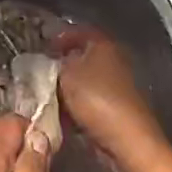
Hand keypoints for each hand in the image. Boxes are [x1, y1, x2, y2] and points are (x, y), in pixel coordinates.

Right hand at [52, 26, 164, 164]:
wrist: (128, 141)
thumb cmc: (96, 99)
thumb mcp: (66, 75)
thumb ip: (55, 66)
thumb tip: (52, 63)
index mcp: (103, 44)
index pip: (78, 31)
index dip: (60, 37)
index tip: (45, 48)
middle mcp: (114, 60)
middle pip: (82, 57)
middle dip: (62, 66)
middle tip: (43, 75)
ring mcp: (119, 86)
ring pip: (86, 82)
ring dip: (69, 90)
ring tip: (50, 99)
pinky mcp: (119, 110)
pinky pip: (92, 102)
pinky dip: (78, 107)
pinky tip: (65, 118)